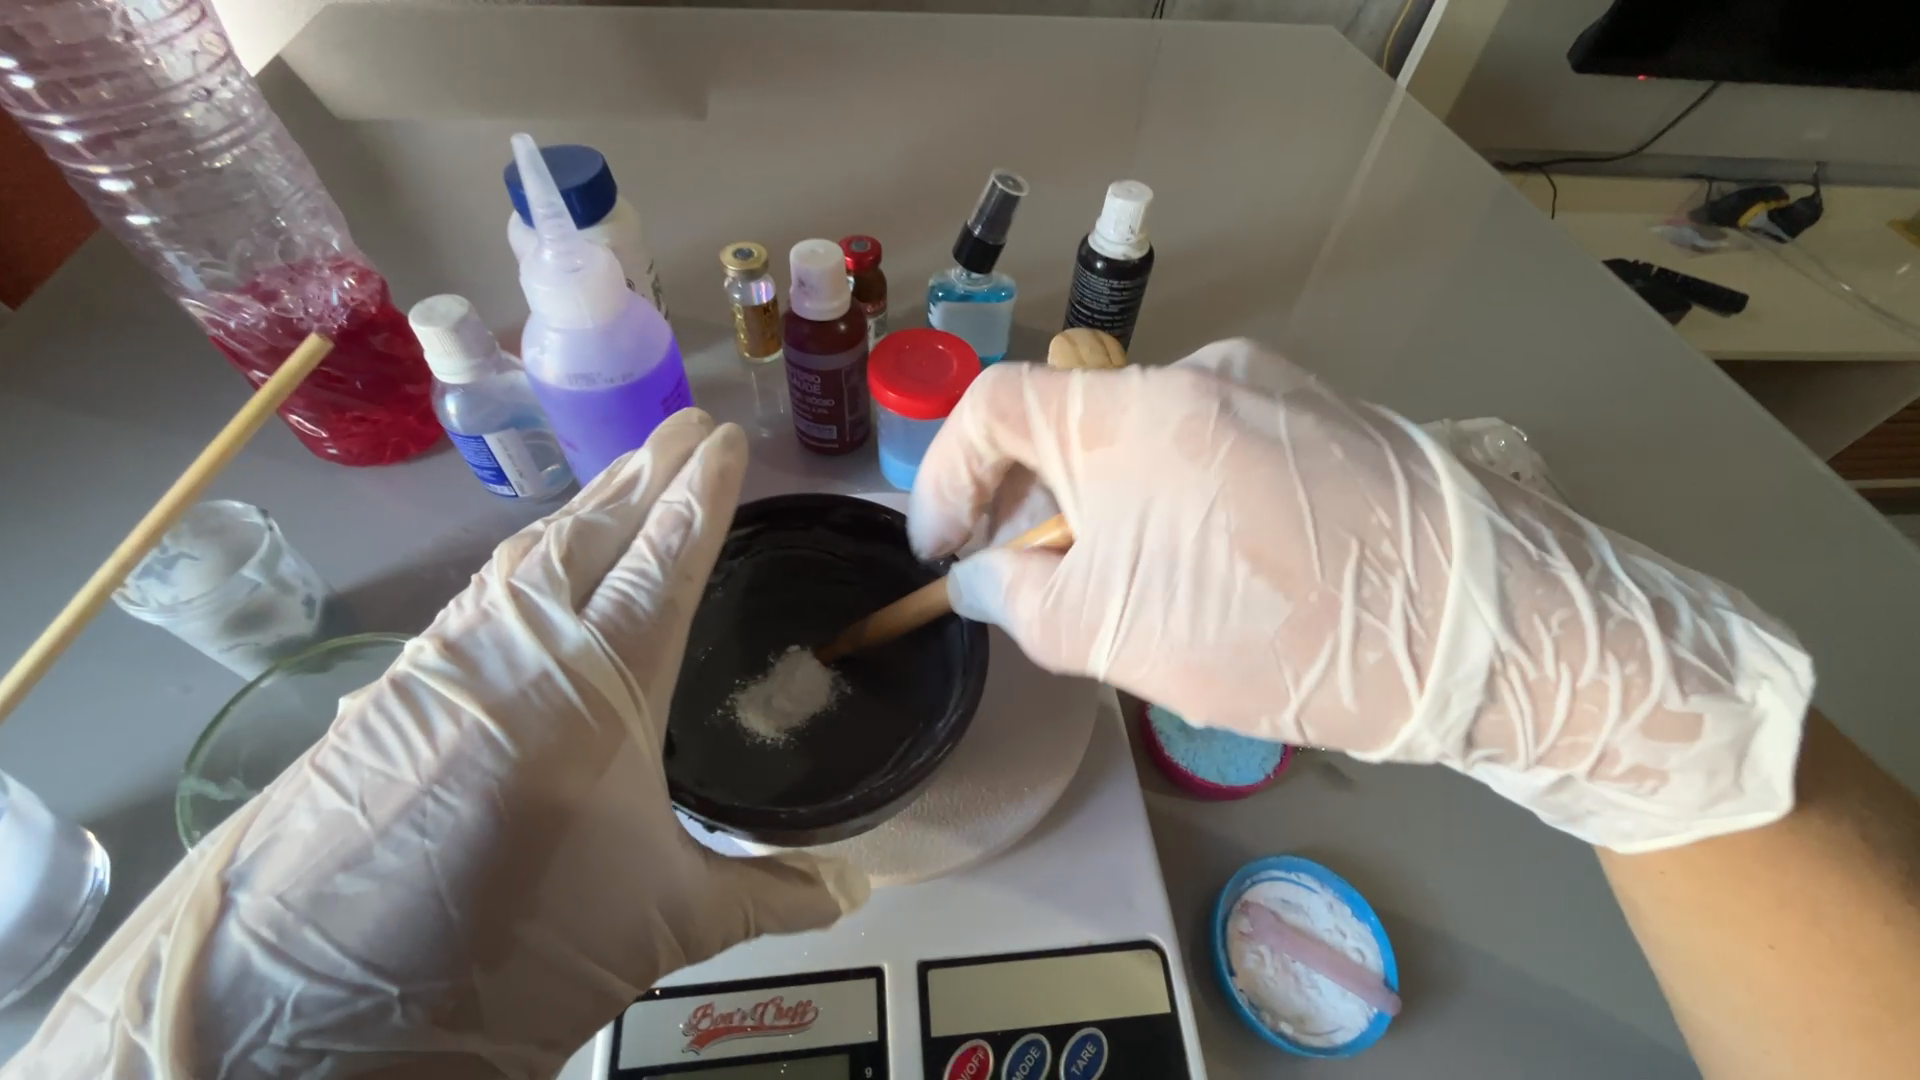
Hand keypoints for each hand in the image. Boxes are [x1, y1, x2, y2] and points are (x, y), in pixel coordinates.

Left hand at [13, 411, 865, 1079]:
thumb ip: (768, 892)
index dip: (704, 493)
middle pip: (600, 528)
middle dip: (653, 466)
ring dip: (594, 498)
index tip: (729, 440)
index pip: (668, 557)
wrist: (306, 1019)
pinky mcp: (407, 684)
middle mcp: (527, 648)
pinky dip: (536, 545)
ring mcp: (456, 657)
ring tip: (634, 465)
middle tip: (693, 421)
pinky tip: (545, 549)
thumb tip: (851, 892)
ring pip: (536, 546)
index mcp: (604, 684)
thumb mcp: (664, 923)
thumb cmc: (516, 954)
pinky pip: (489, 584)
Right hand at [909, 339, 1811, 851]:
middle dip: (1026, 507)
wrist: (1493, 630)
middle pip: (1067, 427)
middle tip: (1026, 581)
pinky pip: (1207, 448)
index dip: (946, 474)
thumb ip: (1019, 599)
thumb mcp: (1117, 634)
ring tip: (1123, 584)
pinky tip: (1206, 562)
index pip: (994, 405)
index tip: (941, 546)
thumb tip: (976, 576)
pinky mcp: (1319, 416)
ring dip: (1102, 509)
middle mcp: (1195, 375)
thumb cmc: (1280, 631)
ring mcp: (1266, 388)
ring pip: (1139, 443)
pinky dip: (1169, 499)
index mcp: (1132, 413)